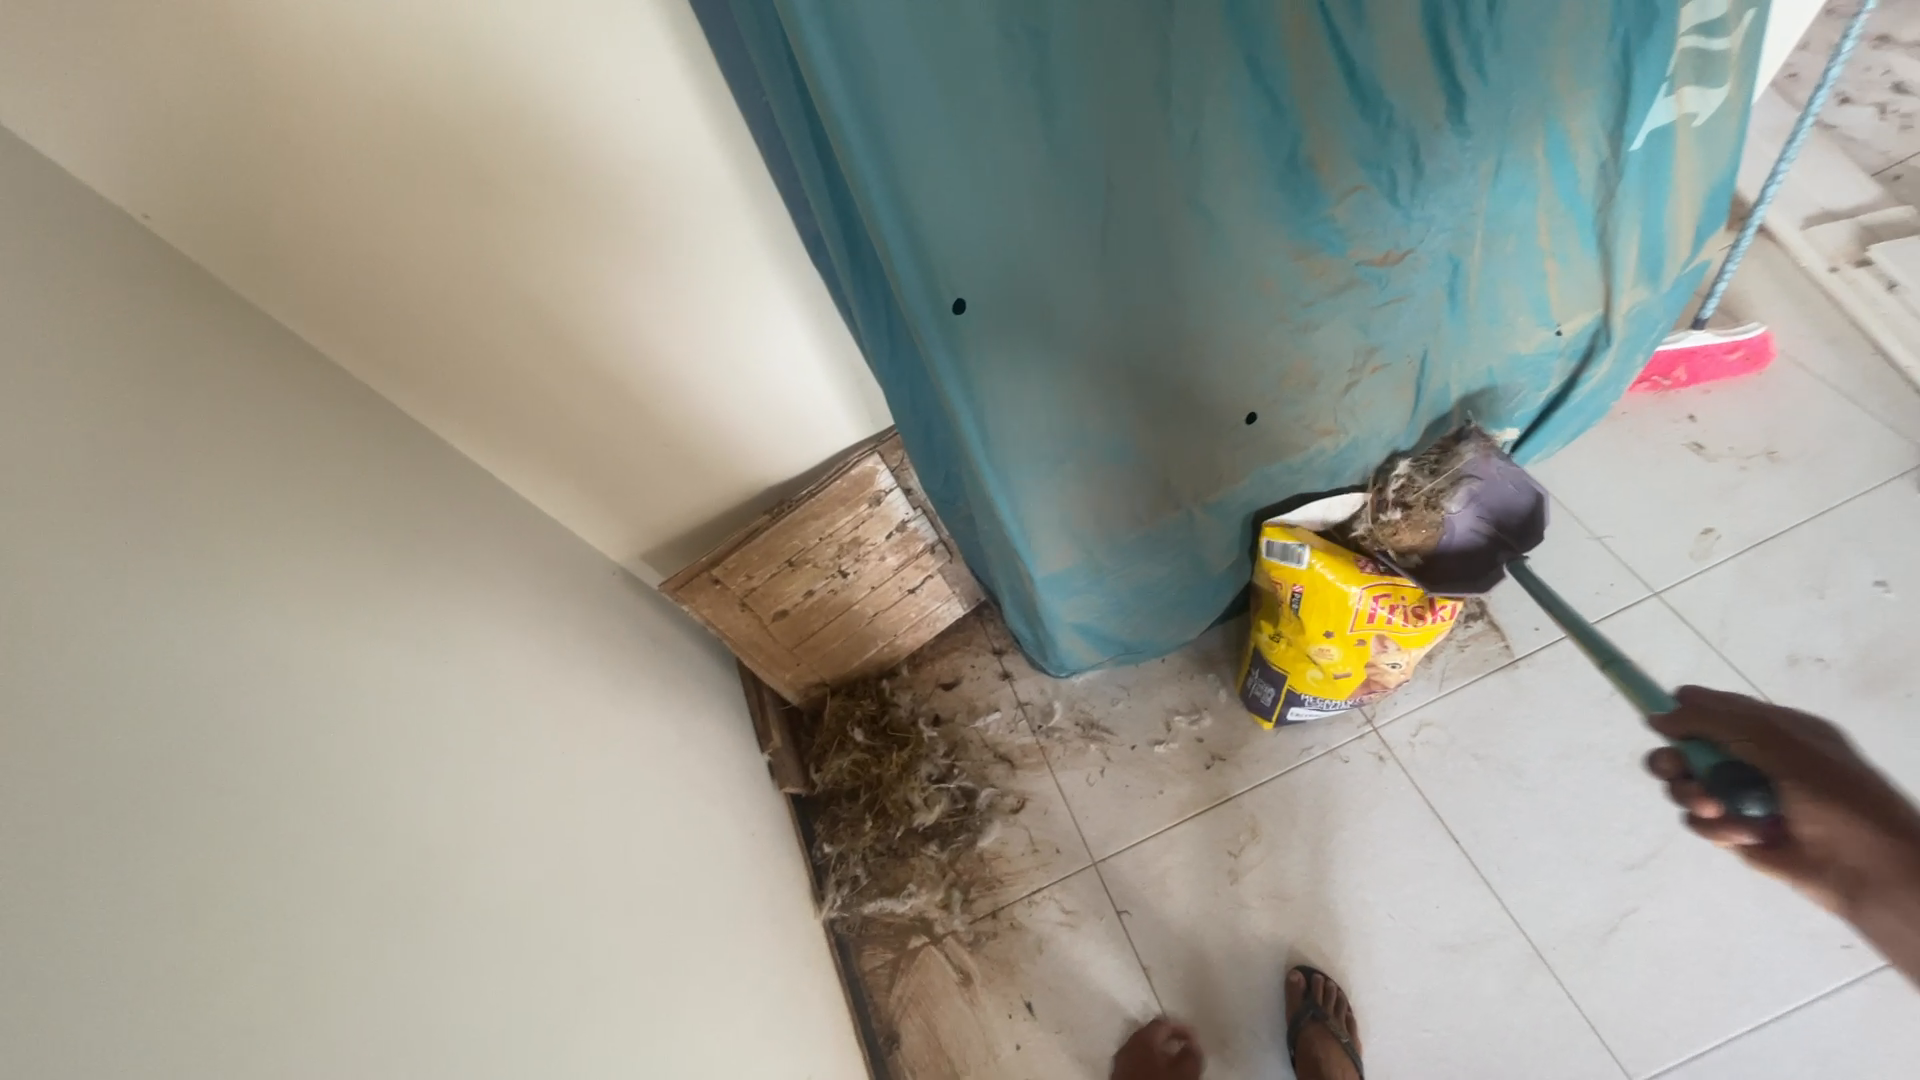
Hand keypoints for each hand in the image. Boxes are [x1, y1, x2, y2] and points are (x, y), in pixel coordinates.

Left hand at [1111, 1018, 1203, 1079]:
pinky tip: (1159, 1075)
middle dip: (1169, 1041)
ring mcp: (1120, 1062)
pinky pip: (1136, 1064)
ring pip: (1142, 1051)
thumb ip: (1191, 1056)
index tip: (1194, 1039)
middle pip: (1150, 1036)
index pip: (1162, 1023)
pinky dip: (1150, 1066)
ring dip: (1159, 1056)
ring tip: (1174, 1066)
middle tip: (1185, 1050)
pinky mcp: (1118, 1077)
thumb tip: (1193, 1045)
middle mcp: (1127, 1045)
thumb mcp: (1183, 1074)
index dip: (1180, 1028)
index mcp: (1141, 1038)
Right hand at [1646, 685, 1919, 916]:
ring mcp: (1741, 796)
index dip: (1682, 712)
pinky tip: (1743, 833)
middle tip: (1679, 770)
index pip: (1711, 708)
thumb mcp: (1778, 744)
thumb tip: (1655, 718)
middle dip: (1674, 760)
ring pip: (1682, 783)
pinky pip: (1697, 819)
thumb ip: (1714, 722)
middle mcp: (1751, 759)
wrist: (1873, 870)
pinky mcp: (1733, 829)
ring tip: (1716, 809)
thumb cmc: (1836, 797)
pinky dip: (1714, 825)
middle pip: (1682, 747)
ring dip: (1691, 794)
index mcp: (1773, 732)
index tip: (1663, 724)